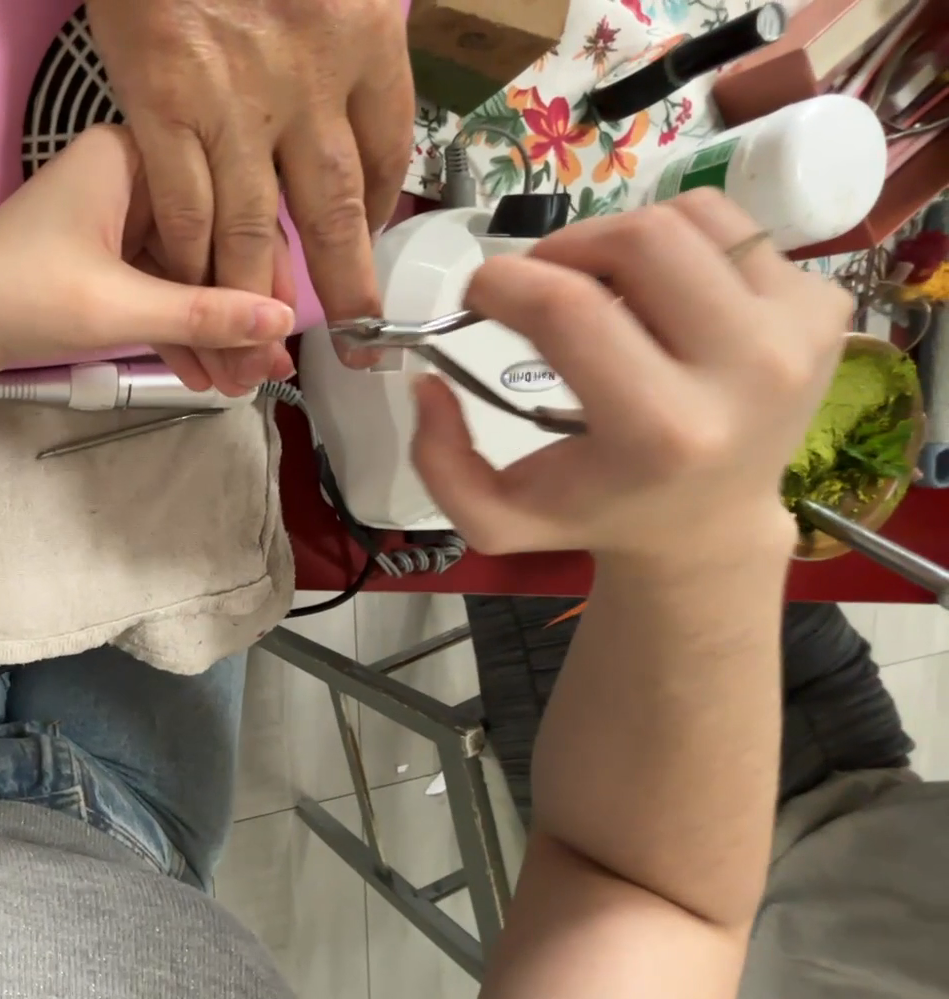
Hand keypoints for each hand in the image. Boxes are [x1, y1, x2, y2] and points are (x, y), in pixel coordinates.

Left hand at [0, 125, 296, 378]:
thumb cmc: (24, 297)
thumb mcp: (119, 307)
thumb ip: (203, 315)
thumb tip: (284, 323)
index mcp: (131, 156)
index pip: (223, 207)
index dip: (260, 274)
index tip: (287, 328)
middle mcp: (127, 177)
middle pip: (205, 246)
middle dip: (233, 315)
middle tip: (266, 368)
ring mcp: (110, 222)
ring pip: (178, 278)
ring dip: (206, 334)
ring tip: (239, 386)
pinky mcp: (96, 262)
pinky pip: (148, 294)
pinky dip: (171, 335)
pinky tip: (202, 377)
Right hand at [86, 0, 413, 387]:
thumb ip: (348, 17)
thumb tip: (345, 85)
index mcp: (357, 32)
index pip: (382, 146)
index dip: (379, 206)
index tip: (369, 241)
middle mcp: (303, 79)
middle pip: (331, 206)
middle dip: (346, 282)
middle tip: (360, 338)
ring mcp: (229, 103)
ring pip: (252, 226)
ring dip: (262, 297)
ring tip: (272, 351)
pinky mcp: (161, 111)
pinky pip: (185, 210)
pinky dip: (195, 262)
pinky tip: (201, 299)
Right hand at [412, 192, 853, 563]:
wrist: (708, 524)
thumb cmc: (589, 515)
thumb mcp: (489, 516)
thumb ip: (437, 458)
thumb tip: (427, 380)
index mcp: (657, 430)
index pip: (569, 310)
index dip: (500, 282)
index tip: (474, 295)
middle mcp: (745, 369)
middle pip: (639, 241)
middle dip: (556, 247)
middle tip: (526, 281)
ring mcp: (797, 330)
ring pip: (687, 219)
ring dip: (611, 237)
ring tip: (583, 282)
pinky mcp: (825, 306)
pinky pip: (732, 228)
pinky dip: (670, 241)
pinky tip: (643, 288)